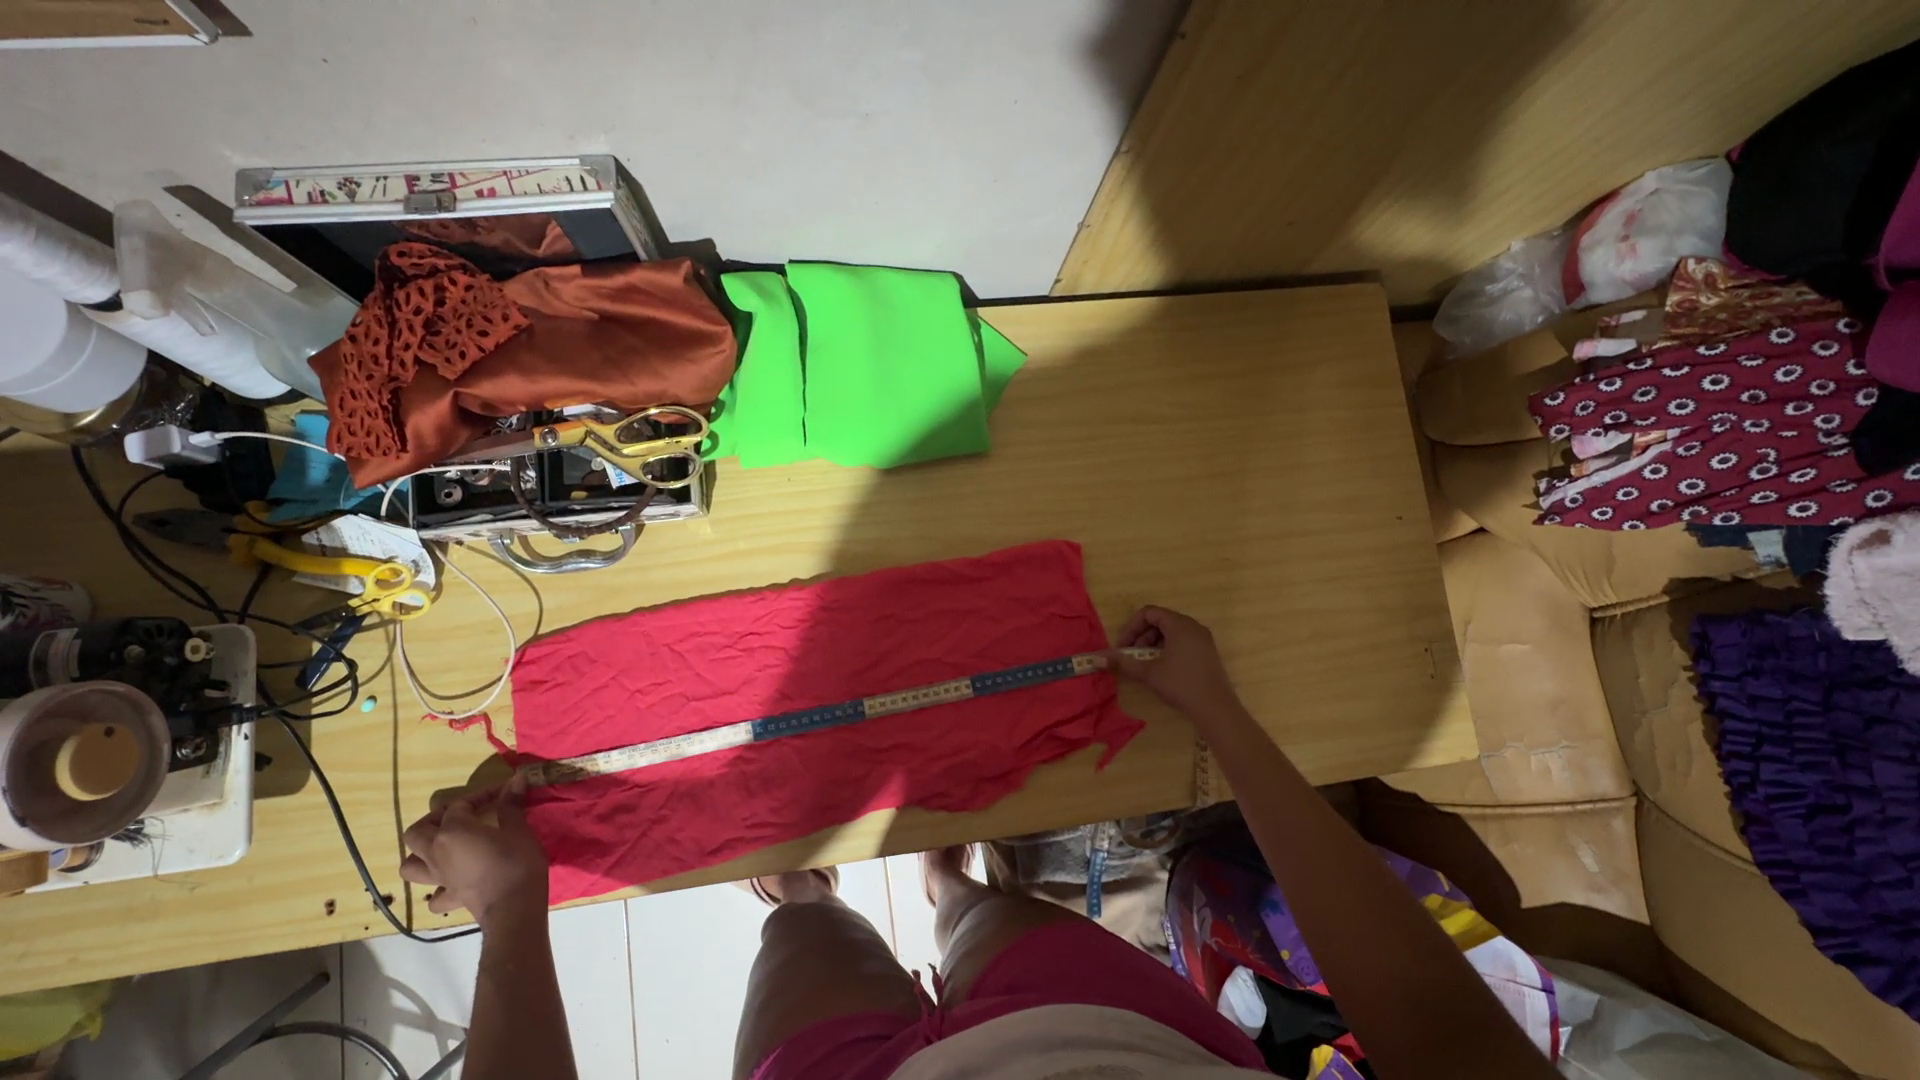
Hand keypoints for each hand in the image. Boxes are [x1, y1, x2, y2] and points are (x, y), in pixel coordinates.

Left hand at [400, 773, 547, 927]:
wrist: (513, 906)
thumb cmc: (516, 862)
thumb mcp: (518, 829)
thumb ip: (511, 804)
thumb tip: (516, 778)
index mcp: (453, 831)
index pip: (460, 805)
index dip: (481, 796)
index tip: (502, 792)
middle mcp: (436, 852)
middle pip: (417, 832)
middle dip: (433, 820)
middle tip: (458, 817)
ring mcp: (438, 878)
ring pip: (410, 865)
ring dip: (420, 854)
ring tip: (441, 848)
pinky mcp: (448, 897)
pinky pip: (433, 893)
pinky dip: (437, 887)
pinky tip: (453, 882)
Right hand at [1107, 606, 1245, 723]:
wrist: (1215, 708)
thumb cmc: (1181, 685)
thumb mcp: (1148, 673)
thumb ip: (1122, 662)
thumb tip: (1097, 658)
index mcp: (1180, 625)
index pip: (1149, 613)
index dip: (1131, 627)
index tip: (1123, 646)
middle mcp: (1193, 626)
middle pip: (1160, 620)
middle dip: (1141, 636)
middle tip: (1132, 656)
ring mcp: (1202, 638)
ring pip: (1171, 631)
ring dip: (1152, 643)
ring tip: (1145, 664)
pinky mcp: (1206, 651)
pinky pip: (1182, 640)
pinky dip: (1167, 648)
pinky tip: (1162, 668)